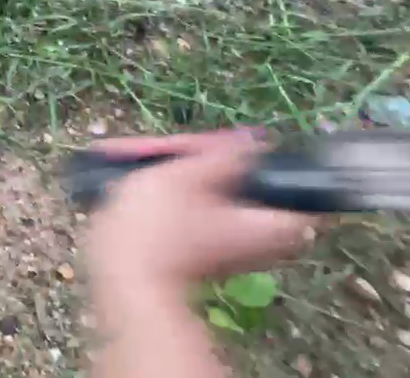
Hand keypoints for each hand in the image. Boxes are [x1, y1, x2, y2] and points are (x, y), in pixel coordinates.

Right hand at [83, 131, 314, 311]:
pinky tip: (135, 178)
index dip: (248, 157)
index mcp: (278, 224)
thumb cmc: (158, 222)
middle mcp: (266, 238)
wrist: (125, 269)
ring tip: (132, 157)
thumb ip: (225, 156)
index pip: (283, 181)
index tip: (208, 145)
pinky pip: (196, 209)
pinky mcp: (205, 248)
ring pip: (211, 193)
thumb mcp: (185, 175)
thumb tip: (257, 140)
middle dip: (193, 160)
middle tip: (156, 150)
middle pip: (239, 183)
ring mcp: (235, 245)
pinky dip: (171, 192)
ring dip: (174, 172)